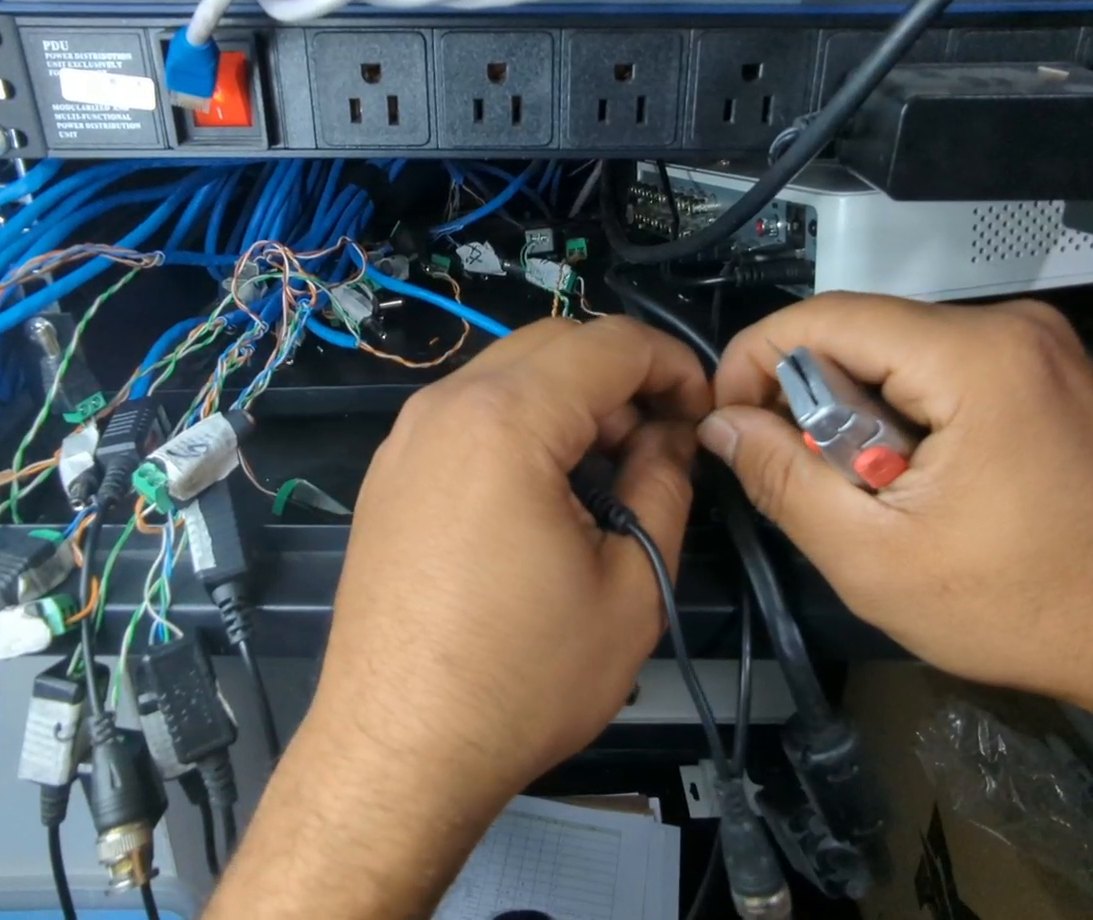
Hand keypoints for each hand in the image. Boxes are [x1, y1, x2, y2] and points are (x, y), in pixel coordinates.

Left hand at [307, 315, 709, 802]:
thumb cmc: (520, 677)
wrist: (396, 749)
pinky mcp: (390, 475)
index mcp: (505, 419)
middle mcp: (444, 408)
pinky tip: (542, 494)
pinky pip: (468, 417)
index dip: (674, 364)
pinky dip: (520, 428)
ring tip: (605, 475)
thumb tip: (668, 437)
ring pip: (508, 378)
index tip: (702, 410)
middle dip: (620, 378)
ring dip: (569, 404)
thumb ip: (663, 485)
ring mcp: (405, 439)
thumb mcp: (631, 585)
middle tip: (658, 444)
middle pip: (554, 346)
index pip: (610, 343)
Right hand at [698, 293, 1092, 714]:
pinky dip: (895, 415)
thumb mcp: (873, 558)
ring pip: (887, 354)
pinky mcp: (1037, 372)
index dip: (754, 360)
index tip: (730, 420)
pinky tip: (912, 477)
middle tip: (802, 474)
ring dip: (850, 414)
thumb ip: (781, 479)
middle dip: (806, 399)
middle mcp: (1008, 328)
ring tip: (869, 490)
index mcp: (975, 358)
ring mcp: (1031, 346)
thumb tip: (722, 425)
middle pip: (855, 333)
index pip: (821, 317)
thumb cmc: (1031, 609)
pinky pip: (928, 369)